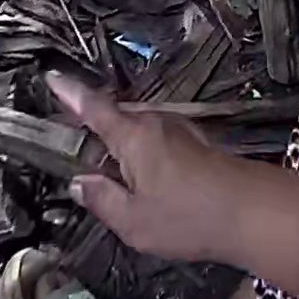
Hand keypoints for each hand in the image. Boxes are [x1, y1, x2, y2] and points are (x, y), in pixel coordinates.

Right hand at [46, 72, 250, 263]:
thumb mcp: (134, 221)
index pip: (93, 108)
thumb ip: (102, 199)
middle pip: (114, 117)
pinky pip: (154, 136)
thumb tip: (79, 183)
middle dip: (94, 130)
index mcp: (133, 136)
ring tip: (115, 178)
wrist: (246, 207)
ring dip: (120, 144)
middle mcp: (153, 121)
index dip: (70, 93)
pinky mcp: (190, 136)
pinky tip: (148, 180)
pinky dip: (141, 150)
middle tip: (78, 153)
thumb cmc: (189, 215)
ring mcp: (174, 126)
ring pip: (135, 128)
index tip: (51, 76)